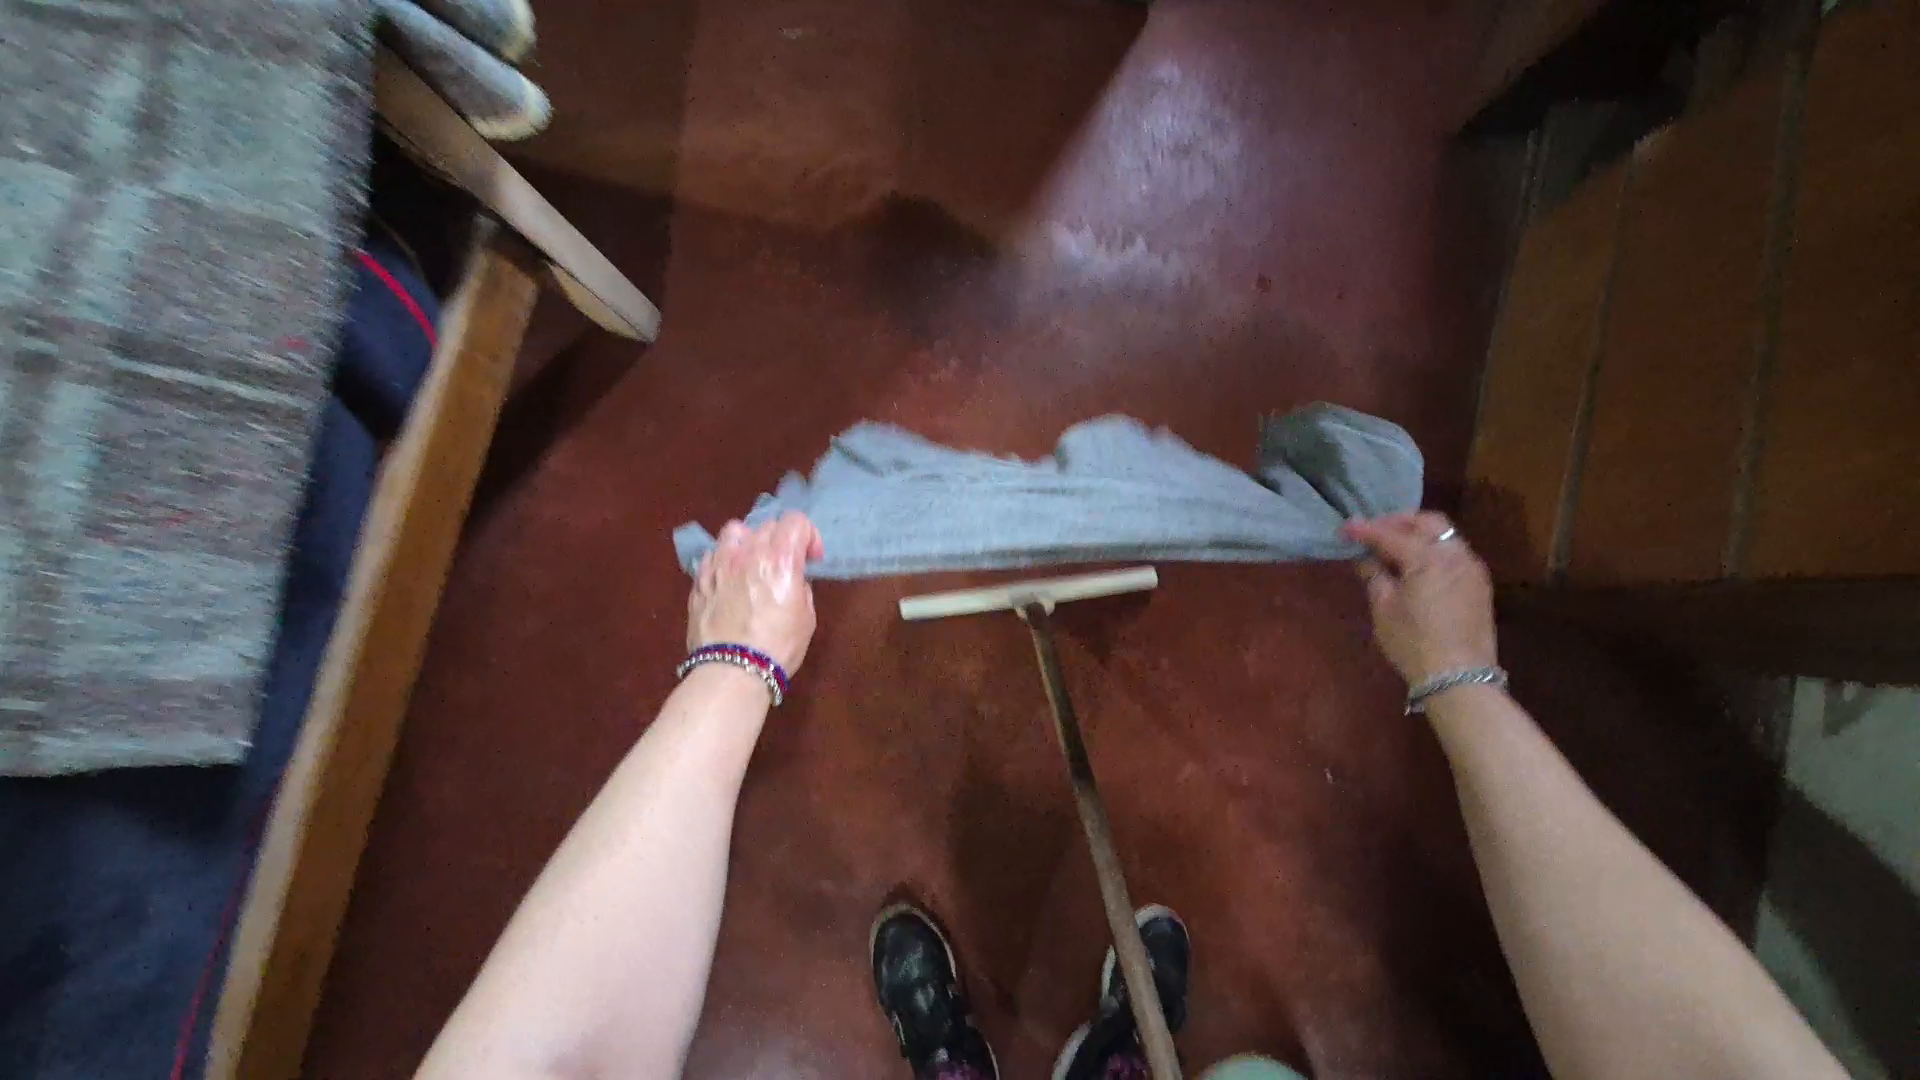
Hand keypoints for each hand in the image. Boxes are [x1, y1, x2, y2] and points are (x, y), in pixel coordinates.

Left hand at [687, 512, 824, 672]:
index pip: (796, 521)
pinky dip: (726, 559)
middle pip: (768, 524)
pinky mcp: (700, 579)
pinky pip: (713, 554)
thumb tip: (792, 580)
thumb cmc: (778, 646)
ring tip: (753, 562)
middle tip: (786, 565)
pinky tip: (730, 579)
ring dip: (750, 541)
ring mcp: (719, 563)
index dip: (809, 536)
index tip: (812, 559)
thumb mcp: (806, 616)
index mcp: (780, 558)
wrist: (732, 670)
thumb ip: (801, 586)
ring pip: (735, 531)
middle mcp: (748, 552)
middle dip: (782, 540)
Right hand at [1340, 511, 1496, 685]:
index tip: (1344, 528)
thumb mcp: (1384, 608)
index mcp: (1428, 560)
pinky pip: (1454, 554)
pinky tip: (1416, 566)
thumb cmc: (1413, 643)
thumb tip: (1364, 557)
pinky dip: (1433, 550)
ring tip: (1393, 548)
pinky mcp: (1479, 584)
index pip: (1390, 535)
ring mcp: (1472, 569)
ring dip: (1417, 535)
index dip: (1364, 530)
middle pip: (1428, 522)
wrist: (1460, 677)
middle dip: (1398, 522)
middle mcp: (1456, 556)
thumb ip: (1374, 575)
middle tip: (1373, 532)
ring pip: (1444, 536)